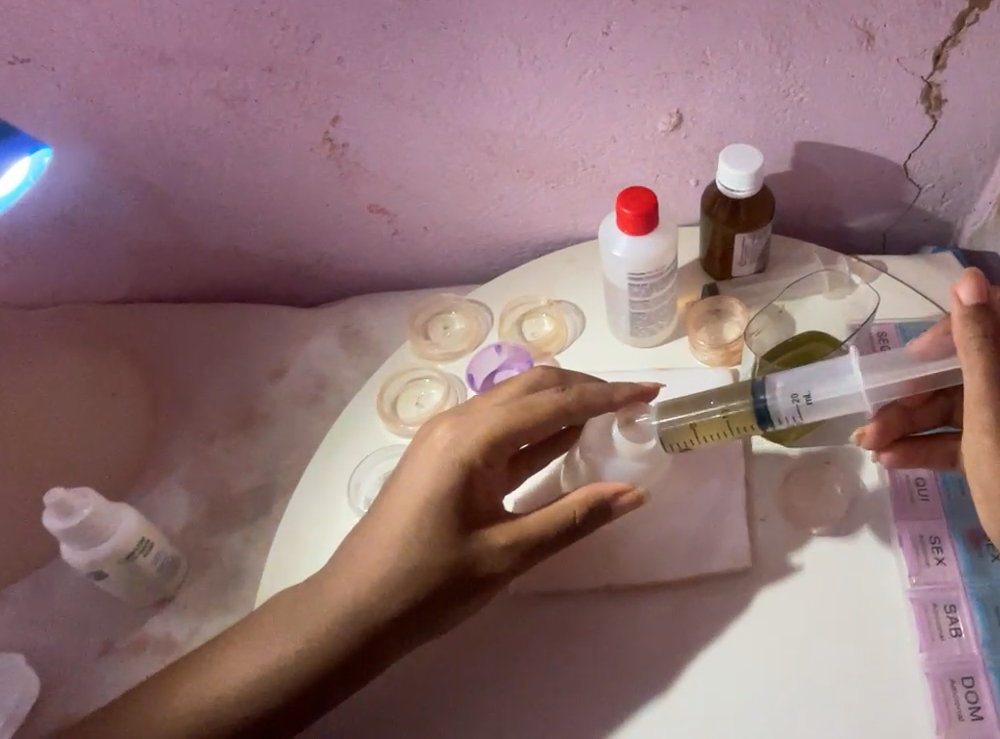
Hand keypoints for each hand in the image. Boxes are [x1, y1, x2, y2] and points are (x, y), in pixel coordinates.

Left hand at [319, 366, 658, 648]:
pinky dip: (541, 426)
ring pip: (519, 400)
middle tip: (634, 403)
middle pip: (537, 385)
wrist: (349, 614)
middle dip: (589, 388)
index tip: (651, 391)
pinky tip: (568, 441)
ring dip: (566, 403)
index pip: (556, 402)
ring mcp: (449, 435)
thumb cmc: (427, 585)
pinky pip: (504, 424)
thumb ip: (574, 517)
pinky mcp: (446, 453)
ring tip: (611, 417)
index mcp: (474, 438)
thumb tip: (635, 492)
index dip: (609, 395)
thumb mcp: (508, 554)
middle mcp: (461, 421)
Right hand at [855, 268, 999, 576]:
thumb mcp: (996, 413)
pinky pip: (966, 438)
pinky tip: (892, 461)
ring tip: (868, 444)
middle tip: (872, 413)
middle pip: (968, 368)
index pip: (994, 318)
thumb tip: (969, 277)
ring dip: (913, 421)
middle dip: (915, 391)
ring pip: (960, 406)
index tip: (911, 357)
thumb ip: (979, 344)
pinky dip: (931, 446)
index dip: (948, 329)